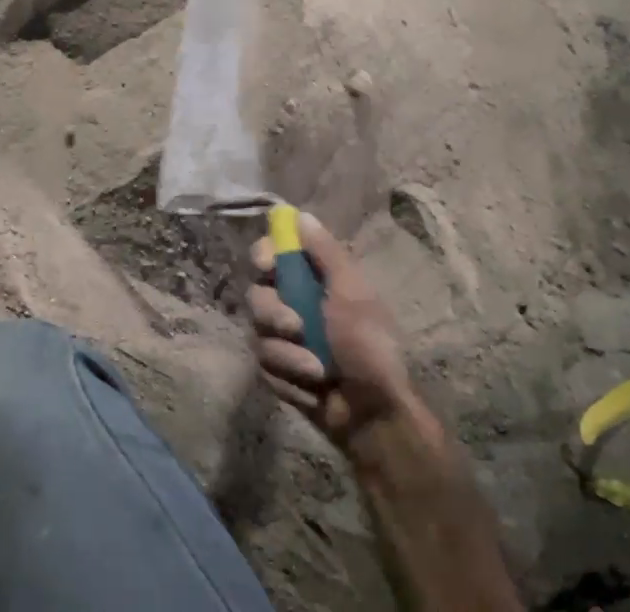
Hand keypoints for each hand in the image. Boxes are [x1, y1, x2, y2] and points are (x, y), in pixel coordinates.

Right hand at [248, 213, 414, 448]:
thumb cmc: (370, 347)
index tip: (267, 266)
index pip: (274, 254)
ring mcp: (284, 339)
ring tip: (317, 371)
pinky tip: (312, 389)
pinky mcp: (278, 370)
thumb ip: (326, 254)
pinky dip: (287, 377)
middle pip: (257, 293)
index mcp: (316, 280)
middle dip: (273, 313)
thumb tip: (300, 214)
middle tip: (296, 327)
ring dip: (286, 354)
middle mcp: (296, 303)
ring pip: (257, 333)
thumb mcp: (353, 294)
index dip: (264, 255)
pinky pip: (264, 365)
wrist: (373, 414)